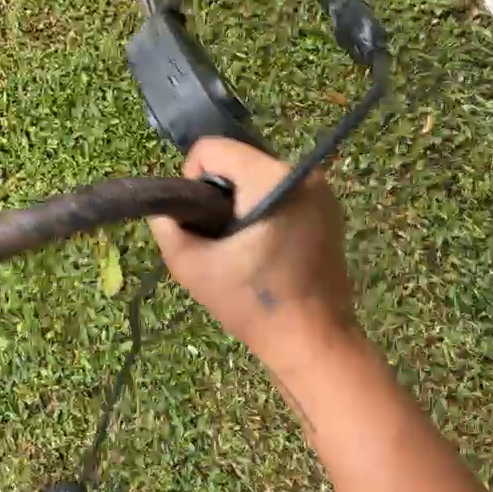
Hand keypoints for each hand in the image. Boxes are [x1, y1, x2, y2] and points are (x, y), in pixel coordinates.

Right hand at [149, 137, 355, 371]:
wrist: (314, 342)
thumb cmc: (251, 304)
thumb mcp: (190, 265)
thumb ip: (166, 226)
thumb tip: (165, 209)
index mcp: (272, 180)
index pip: (212, 149)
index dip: (191, 181)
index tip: (200, 222)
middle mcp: (303, 174)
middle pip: (235, 161)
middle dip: (217, 194)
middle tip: (218, 240)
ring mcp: (321, 191)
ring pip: (254, 176)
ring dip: (237, 203)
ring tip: (238, 246)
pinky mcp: (328, 209)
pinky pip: (277, 192)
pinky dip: (260, 210)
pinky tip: (259, 248)